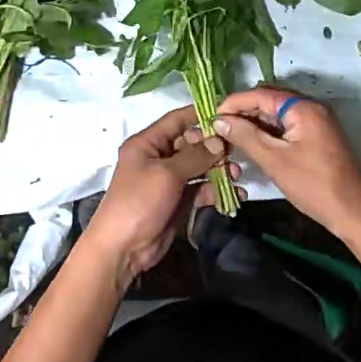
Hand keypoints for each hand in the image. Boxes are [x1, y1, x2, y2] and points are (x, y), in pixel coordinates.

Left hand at [82, 105, 240, 285]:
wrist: (123, 248)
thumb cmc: (139, 202)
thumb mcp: (166, 174)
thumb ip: (194, 156)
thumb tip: (219, 141)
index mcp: (147, 143)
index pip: (176, 120)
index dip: (200, 114)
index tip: (227, 113)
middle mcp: (158, 157)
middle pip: (191, 143)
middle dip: (214, 147)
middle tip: (236, 152)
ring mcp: (168, 180)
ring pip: (199, 167)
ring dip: (219, 170)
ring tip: (236, 176)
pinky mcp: (178, 201)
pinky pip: (201, 189)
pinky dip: (216, 191)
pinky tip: (235, 196)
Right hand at [213, 88, 360, 241]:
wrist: (352, 212)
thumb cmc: (313, 185)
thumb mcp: (273, 160)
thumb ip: (245, 136)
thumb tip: (219, 120)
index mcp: (303, 108)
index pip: (261, 95)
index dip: (234, 103)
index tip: (211, 116)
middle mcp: (311, 107)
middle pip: (269, 100)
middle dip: (243, 111)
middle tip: (219, 126)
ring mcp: (316, 121)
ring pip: (277, 113)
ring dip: (254, 121)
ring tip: (230, 134)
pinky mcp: (317, 135)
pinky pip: (286, 124)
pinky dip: (268, 130)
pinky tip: (251, 141)